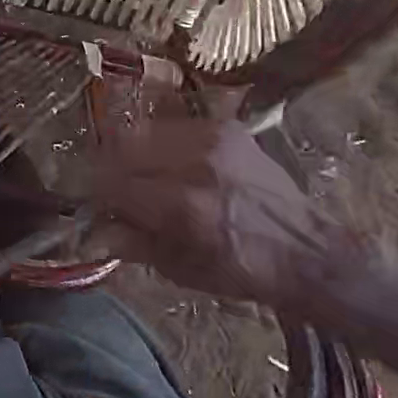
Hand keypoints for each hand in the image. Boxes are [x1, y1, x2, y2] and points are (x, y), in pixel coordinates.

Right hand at [92, 114, 347, 306]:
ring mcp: (212, 141)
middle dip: (108, 171)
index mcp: (182, 207)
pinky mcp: (226, 129)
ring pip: (141, 134)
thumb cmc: (239, 270)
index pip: (110, 184)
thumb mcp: (176, 269)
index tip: (93, 204)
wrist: (308, 254)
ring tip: (140, 174)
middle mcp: (195, 166)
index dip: (94, 194)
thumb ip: (129, 242)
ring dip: (131, 154)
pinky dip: (160, 143)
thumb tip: (89, 229)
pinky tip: (168, 162)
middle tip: (113, 189)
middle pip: (119, 152)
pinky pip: (171, 127)